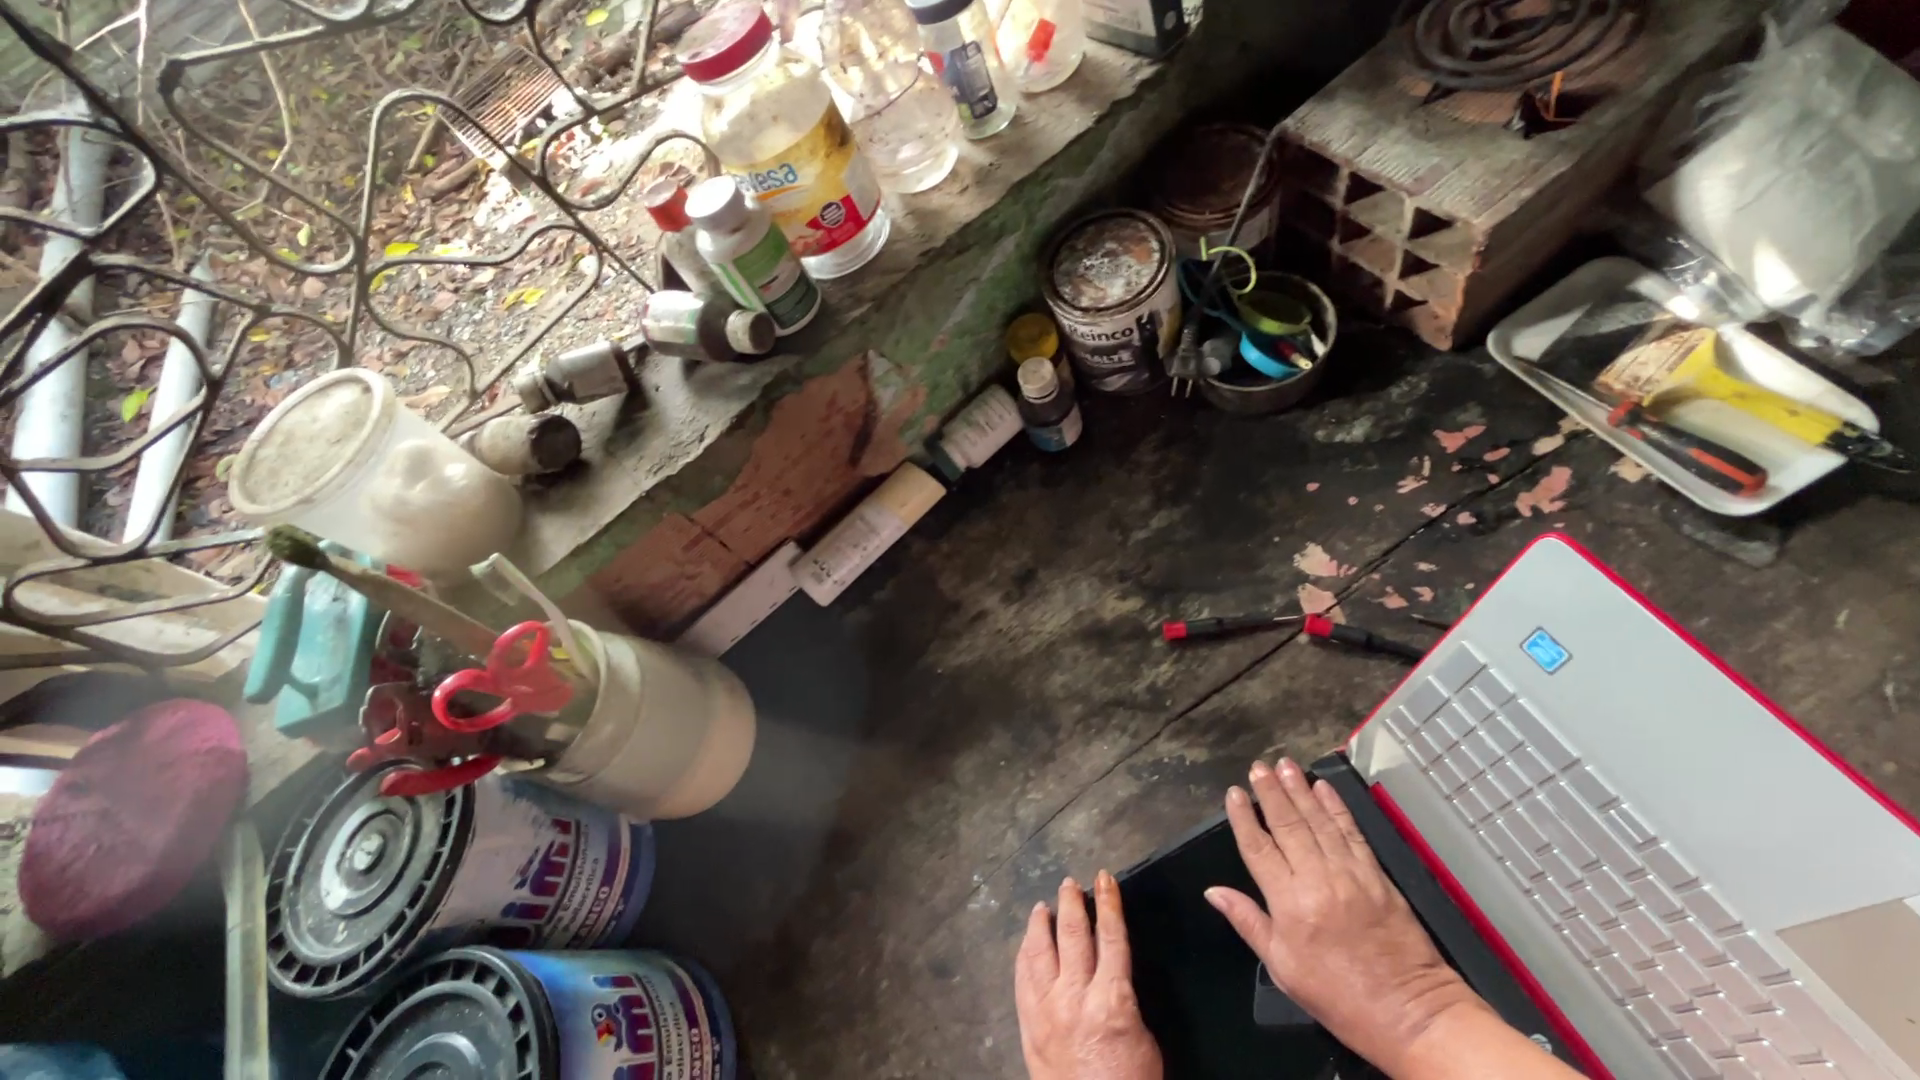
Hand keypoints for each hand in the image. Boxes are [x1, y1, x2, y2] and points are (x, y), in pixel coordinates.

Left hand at [1014, 872, 1162, 1079]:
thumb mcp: (1143, 1038)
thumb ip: (1123, 999)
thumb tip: (1110, 975)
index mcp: (1111, 999)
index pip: (1111, 937)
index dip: (1109, 903)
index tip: (1104, 878)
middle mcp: (1074, 996)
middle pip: (1072, 936)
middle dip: (1071, 904)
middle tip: (1069, 883)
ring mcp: (1046, 1010)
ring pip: (1039, 952)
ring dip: (1041, 924)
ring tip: (1043, 906)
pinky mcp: (1028, 1025)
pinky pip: (1022, 979)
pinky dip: (1024, 955)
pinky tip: (1026, 944)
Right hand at [1206, 758, 1483, 1074]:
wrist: (1409, 1013)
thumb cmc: (1337, 996)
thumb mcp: (1282, 968)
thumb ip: (1248, 922)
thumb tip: (1214, 891)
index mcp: (1289, 903)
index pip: (1259, 848)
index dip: (1244, 818)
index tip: (1234, 793)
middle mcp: (1318, 880)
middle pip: (1288, 826)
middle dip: (1272, 793)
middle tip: (1258, 766)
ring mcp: (1351, 874)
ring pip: (1319, 822)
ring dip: (1300, 791)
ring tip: (1285, 765)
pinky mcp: (1377, 876)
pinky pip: (1352, 833)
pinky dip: (1336, 808)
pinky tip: (1324, 789)